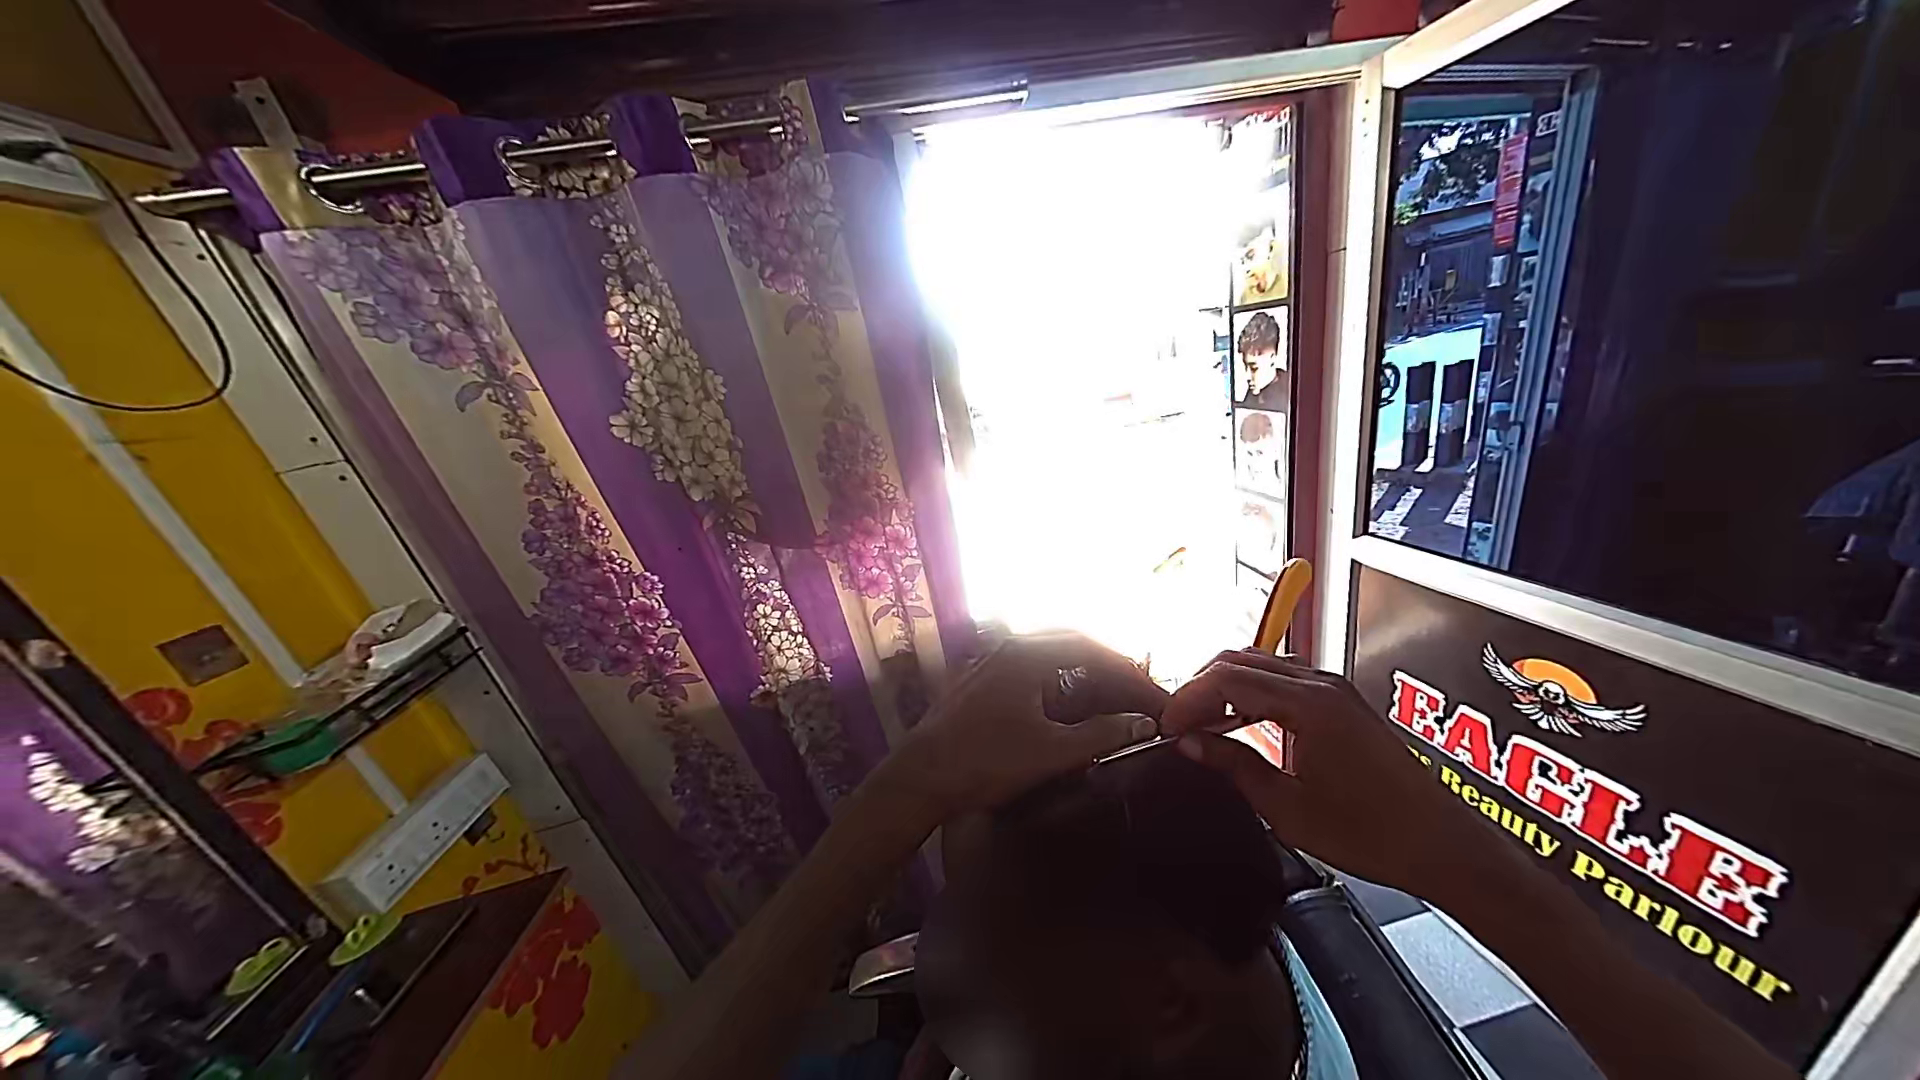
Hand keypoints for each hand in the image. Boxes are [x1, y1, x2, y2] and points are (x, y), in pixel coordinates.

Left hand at [876, 631, 1163, 821]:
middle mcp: (1009, 647)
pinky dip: (1060, 676)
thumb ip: (1102, 734)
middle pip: (1072, 642)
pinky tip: (1069, 698)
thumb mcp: (1051, 752)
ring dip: (1084, 667)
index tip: (1156, 697)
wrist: (920, 776)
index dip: (1130, 673)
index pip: (1093, 650)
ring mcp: (992, 661)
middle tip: (1138, 689)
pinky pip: (1033, 665)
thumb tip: (1143, 723)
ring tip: (1112, 691)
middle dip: (1109, 663)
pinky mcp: (982, 678)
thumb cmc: (986, 762)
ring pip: (1050, 652)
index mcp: (1028, 655)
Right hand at [1162, 650, 1491, 898]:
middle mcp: (1321, 685)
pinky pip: (1279, 680)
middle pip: (1238, 661)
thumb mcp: (1286, 807)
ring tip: (1201, 724)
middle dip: (1199, 689)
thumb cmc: (1376, 833)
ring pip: (1257, 665)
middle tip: (1178, 723)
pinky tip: (1237, 722)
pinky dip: (1248, 693)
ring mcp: (1331, 689)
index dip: (1188, 699)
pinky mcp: (1337, 702)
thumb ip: (1232, 764)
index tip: (1168, 724)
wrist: (1443, 847)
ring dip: (1222, 688)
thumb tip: (1191, 743)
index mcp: (1309, 704)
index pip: (1227, 679)